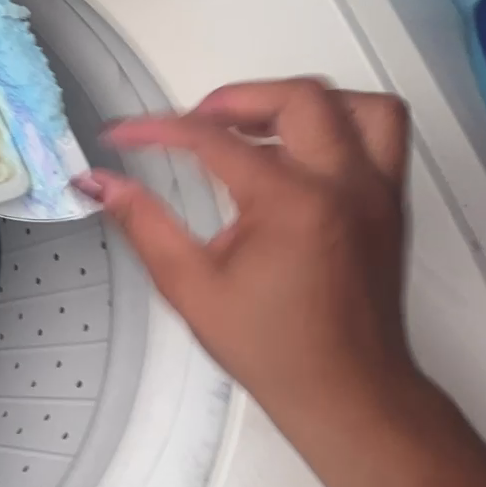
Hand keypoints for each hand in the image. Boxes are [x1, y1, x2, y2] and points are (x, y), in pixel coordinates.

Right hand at [74, 78, 417, 427]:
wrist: (347, 389)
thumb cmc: (264, 342)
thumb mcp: (186, 282)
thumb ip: (140, 220)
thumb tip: (95, 182)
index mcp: (291, 204)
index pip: (214, 138)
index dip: (156, 129)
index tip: (119, 135)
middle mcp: (345, 185)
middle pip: (299, 97)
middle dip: (233, 99)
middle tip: (190, 124)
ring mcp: (379, 191)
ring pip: (355, 105)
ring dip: (298, 103)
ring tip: (249, 127)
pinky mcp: (390, 202)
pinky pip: (377, 134)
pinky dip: (333, 124)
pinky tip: (288, 154)